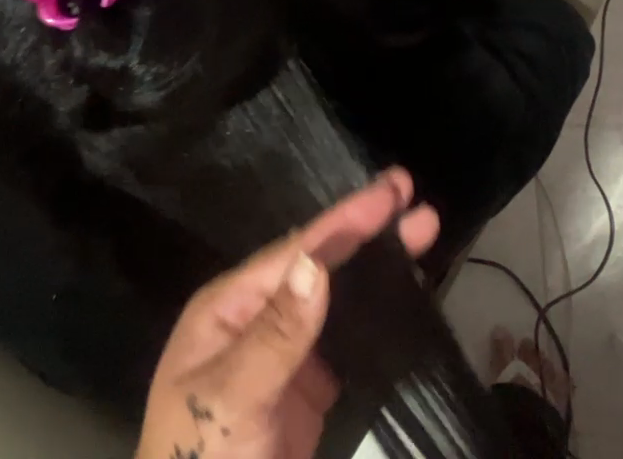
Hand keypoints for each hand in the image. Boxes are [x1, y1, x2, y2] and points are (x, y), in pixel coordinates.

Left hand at [134, 168, 439, 458]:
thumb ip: (274, 334)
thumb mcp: (229, 396)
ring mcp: (287, 353)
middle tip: (413, 196)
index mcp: (231, 306)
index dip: (347, 219)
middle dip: (368, 229)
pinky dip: (379, 315)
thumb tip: (314, 262)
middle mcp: (259, 318)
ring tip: (421, 235)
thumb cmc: (201, 456)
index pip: (297, 252)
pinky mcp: (309, 387)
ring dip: (379, 267)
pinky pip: (349, 338)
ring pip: (339, 297)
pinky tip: (407, 299)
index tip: (393, 189)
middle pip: (321, 264)